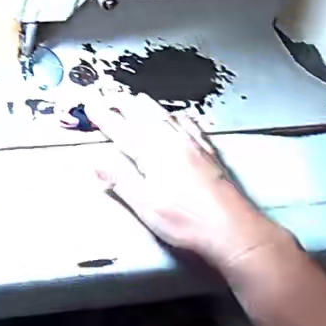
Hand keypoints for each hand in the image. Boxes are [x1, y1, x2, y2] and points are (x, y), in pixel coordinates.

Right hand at [87, 93, 297, 275]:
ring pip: (166, 116)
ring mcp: (194, 145)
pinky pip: (190, 125)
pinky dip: (177, 116)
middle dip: (125, 104)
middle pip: (145, 116)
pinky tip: (179, 115)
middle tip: (110, 95)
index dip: (105, 118)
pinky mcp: (209, 154)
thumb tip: (96, 164)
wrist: (234, 230)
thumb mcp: (146, 206)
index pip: (123, 130)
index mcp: (154, 153)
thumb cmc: (188, 222)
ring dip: (148, 107)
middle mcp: (174, 142)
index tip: (90, 106)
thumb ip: (120, 181)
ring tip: (137, 99)